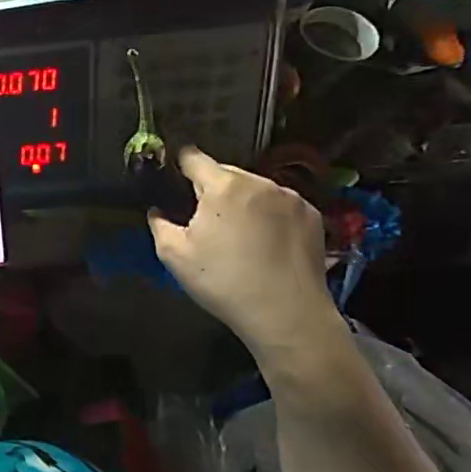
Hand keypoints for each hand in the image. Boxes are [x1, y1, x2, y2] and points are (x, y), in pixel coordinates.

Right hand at [147, 148, 340, 355]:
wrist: (286, 314)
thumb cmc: (223, 281)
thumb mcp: (174, 255)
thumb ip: (159, 224)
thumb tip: (158, 211)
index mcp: (223, 187)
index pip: (193, 157)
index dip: (179, 166)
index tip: (174, 182)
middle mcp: (260, 183)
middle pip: (225, 173)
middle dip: (212, 191)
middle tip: (206, 223)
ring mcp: (291, 198)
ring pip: (254, 189)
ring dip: (241, 202)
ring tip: (238, 236)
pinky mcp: (312, 216)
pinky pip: (280, 205)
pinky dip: (268, 216)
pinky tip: (265, 244)